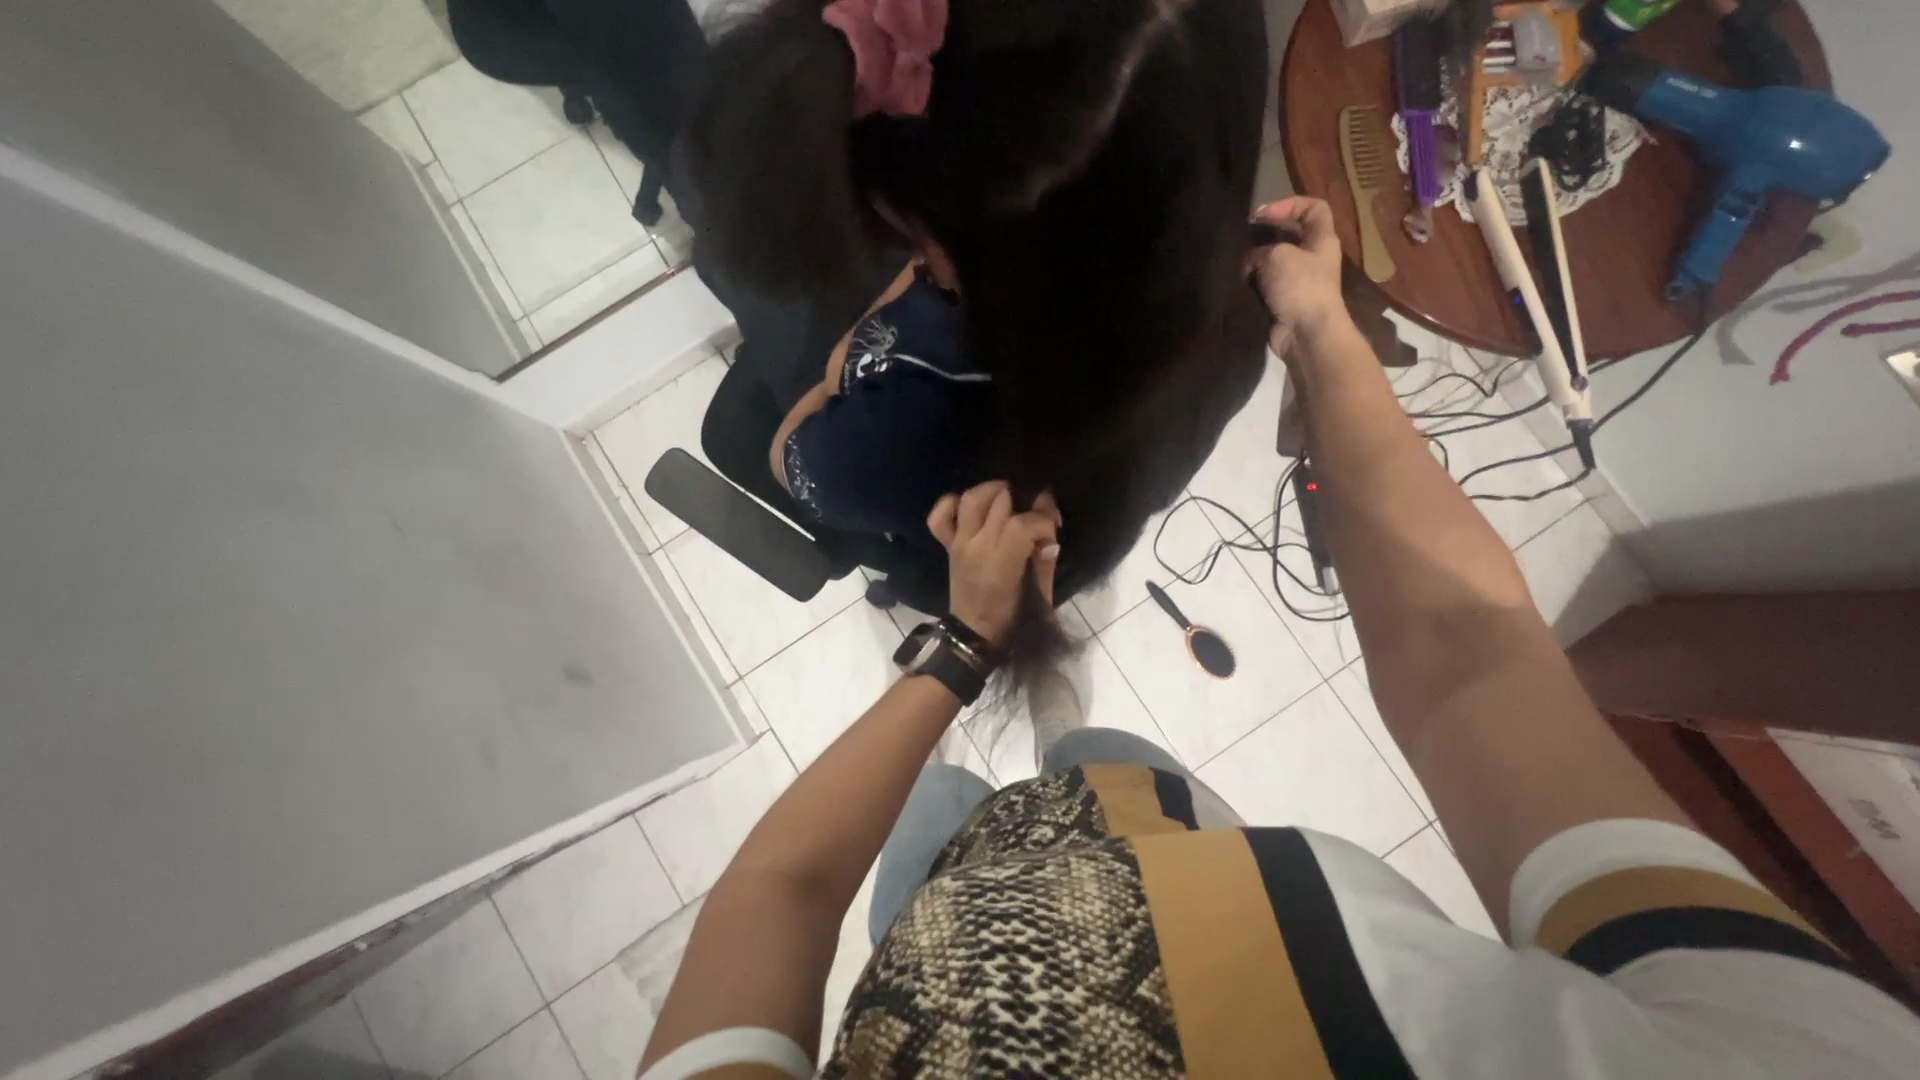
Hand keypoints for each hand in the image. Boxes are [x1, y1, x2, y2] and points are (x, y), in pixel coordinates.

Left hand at [927, 483, 1060, 646]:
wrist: (975, 635)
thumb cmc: (1014, 618)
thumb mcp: (1040, 592)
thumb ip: (1046, 556)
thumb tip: (1050, 520)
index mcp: (1001, 561)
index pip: (1024, 522)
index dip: (1044, 521)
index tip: (1051, 533)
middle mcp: (977, 545)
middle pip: (1000, 501)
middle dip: (1023, 502)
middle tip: (1032, 518)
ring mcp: (959, 543)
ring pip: (971, 499)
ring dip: (992, 492)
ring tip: (1007, 501)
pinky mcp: (948, 546)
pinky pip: (939, 517)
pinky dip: (950, 504)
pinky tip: (968, 507)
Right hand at [1250, 197, 1349, 349]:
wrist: (1306, 333)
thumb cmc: (1300, 286)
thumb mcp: (1277, 255)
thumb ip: (1260, 250)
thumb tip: (1251, 261)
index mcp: (1322, 239)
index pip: (1313, 207)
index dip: (1290, 203)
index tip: (1264, 214)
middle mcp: (1313, 257)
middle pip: (1290, 235)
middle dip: (1266, 234)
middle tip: (1243, 238)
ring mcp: (1299, 281)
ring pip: (1274, 261)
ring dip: (1255, 261)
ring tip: (1236, 262)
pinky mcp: (1285, 302)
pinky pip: (1266, 285)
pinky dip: (1253, 284)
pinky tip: (1239, 284)